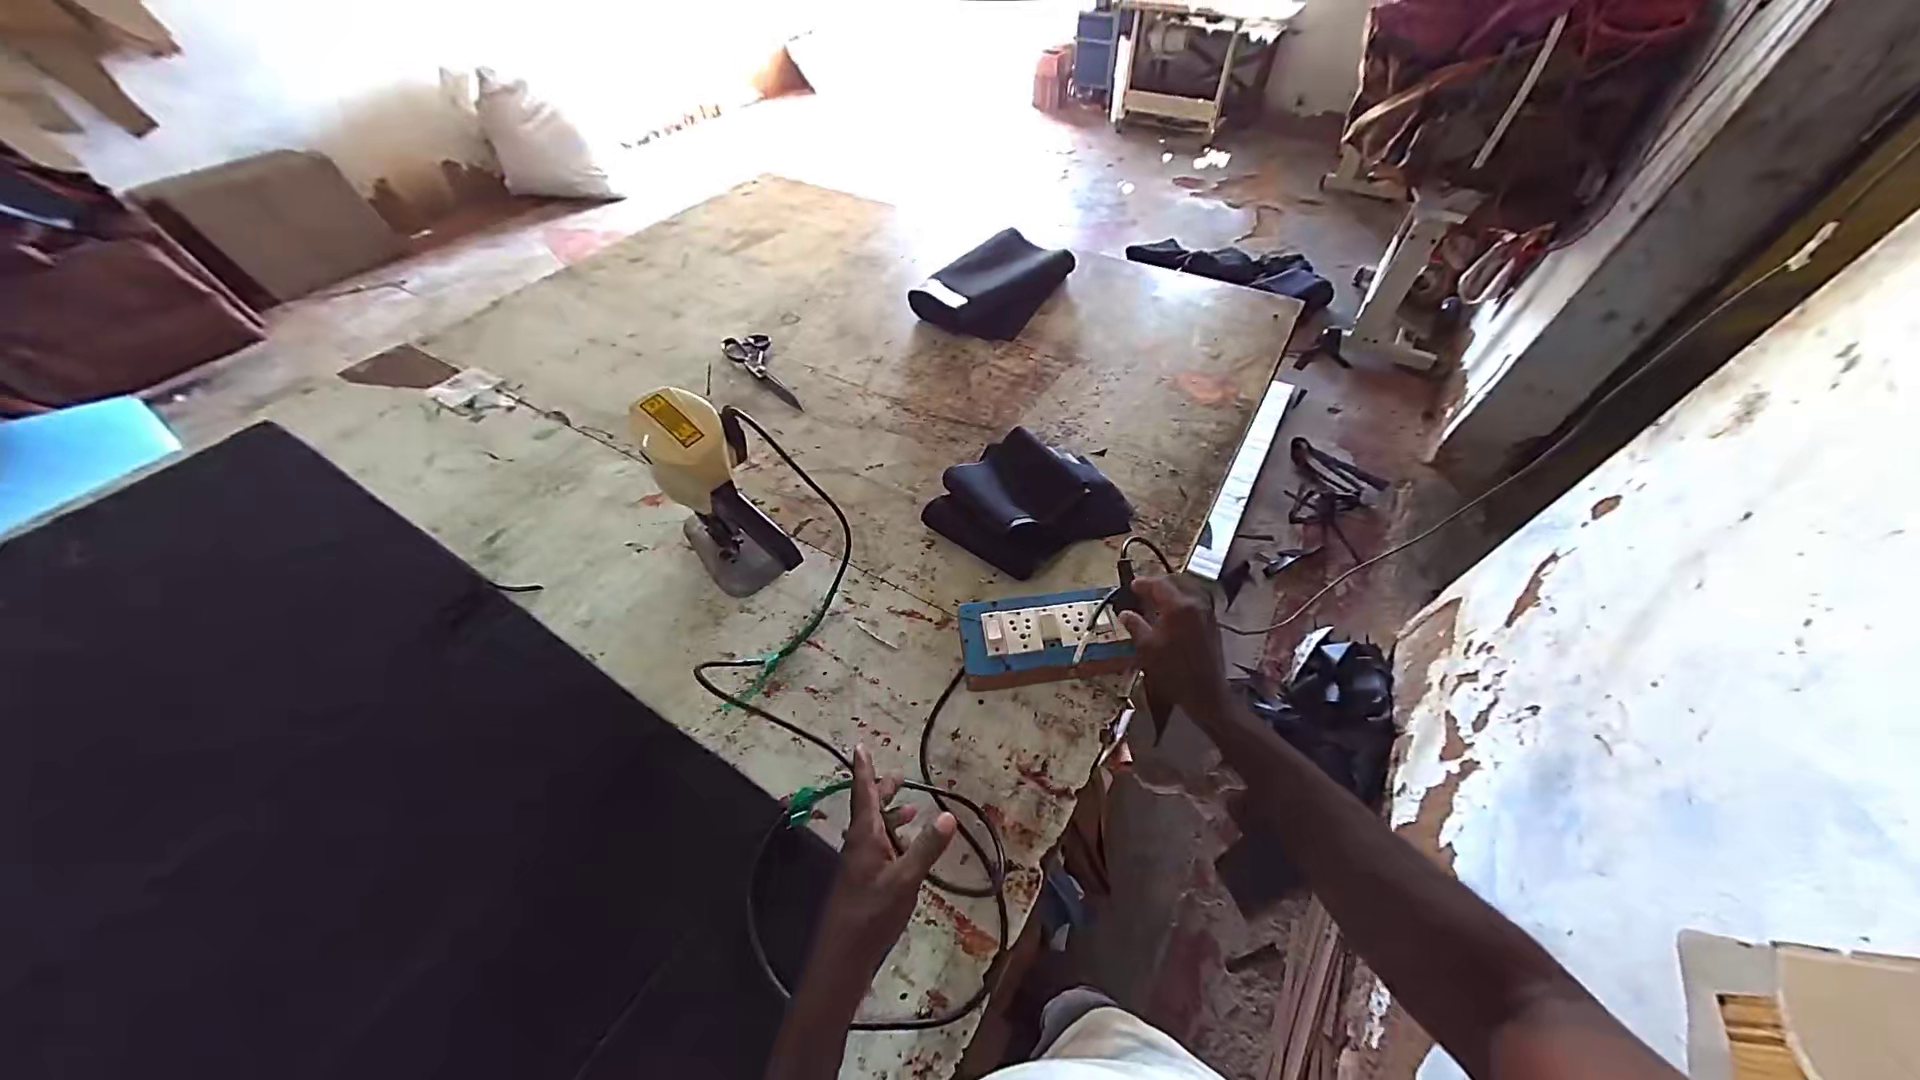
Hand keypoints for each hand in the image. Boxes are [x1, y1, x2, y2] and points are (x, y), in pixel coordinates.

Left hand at [816, 744, 955, 977]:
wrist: (842, 957)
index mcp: (864, 835)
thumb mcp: (905, 879)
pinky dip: (891, 839)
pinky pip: (876, 847)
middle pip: (868, 808)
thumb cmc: (872, 913)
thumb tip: (948, 814)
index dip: (864, 769)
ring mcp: (858, 863)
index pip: (863, 792)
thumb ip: (926, 848)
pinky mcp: (862, 881)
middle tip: (899, 778)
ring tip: (910, 811)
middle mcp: (858, 843)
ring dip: (890, 816)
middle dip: (883, 790)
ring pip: (873, 829)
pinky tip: (906, 851)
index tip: (860, 746)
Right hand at [1118, 573, 1231, 715]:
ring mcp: (1207, 615)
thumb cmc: (1173, 670)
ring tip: (1155, 603)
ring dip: (1170, 594)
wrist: (1205, 693)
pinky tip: (1171, 617)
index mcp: (1179, 607)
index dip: (1143, 583)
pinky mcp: (1212, 626)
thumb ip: (1135, 625)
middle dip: (1158, 586)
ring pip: (1187, 594)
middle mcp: (1196, 605)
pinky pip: (1194, 606)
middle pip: (1176, 584)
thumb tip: (1125, 613)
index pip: (1159, 585)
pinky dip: (1180, 604)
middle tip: (1142, 591)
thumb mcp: (1147, 647)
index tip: (1132, 586)